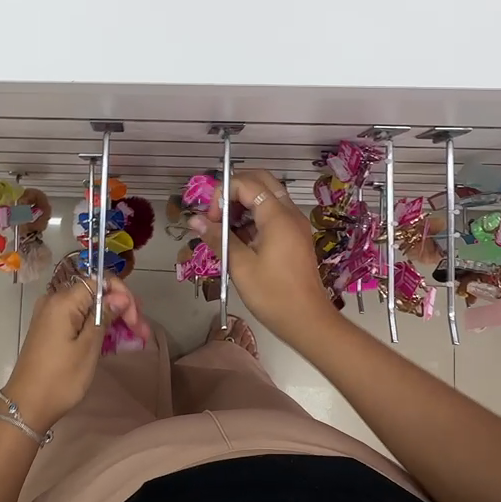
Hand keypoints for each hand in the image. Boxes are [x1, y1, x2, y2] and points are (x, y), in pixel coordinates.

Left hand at [3, 275, 145, 431]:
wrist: (26, 406)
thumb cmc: (60, 378)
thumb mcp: (88, 348)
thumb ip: (104, 317)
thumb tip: (120, 295)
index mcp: (63, 301)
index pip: (99, 281)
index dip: (122, 294)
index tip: (134, 319)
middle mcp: (54, 301)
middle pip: (95, 294)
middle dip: (121, 309)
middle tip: (141, 333)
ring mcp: (50, 315)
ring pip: (88, 308)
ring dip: (112, 320)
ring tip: (134, 339)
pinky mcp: (49, 329)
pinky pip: (78, 319)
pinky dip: (96, 327)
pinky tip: (113, 342)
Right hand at [188, 168, 338, 342]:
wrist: (307, 320)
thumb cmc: (273, 294)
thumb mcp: (240, 265)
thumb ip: (218, 237)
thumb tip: (194, 220)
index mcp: (277, 216)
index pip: (246, 183)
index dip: (223, 194)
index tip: (211, 220)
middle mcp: (289, 213)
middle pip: (260, 181)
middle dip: (234, 190)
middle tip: (217, 214)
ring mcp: (294, 224)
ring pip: (267, 196)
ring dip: (242, 203)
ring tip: (224, 228)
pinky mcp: (294, 236)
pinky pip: (272, 213)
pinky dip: (253, 217)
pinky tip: (237, 239)